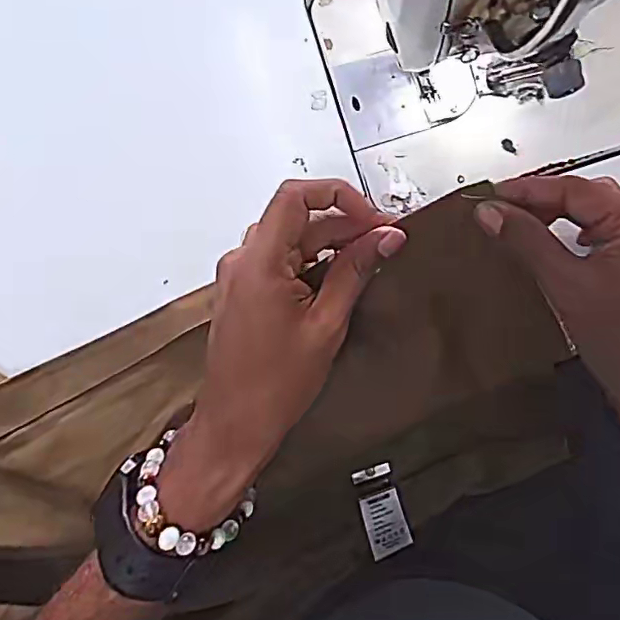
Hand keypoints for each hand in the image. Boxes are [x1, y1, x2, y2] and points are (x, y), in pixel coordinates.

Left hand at [158, 180, 405, 529]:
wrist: (236, 424)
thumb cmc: (269, 387)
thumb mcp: (327, 324)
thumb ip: (354, 272)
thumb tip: (382, 239)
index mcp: (259, 263)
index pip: (295, 197)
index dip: (338, 196)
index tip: (369, 215)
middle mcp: (243, 261)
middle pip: (299, 218)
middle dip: (345, 223)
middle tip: (383, 237)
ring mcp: (241, 274)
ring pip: (293, 237)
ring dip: (331, 242)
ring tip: (368, 258)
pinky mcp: (245, 287)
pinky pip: (283, 258)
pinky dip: (313, 260)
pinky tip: (341, 276)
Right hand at [474, 176, 619, 439]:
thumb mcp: (567, 286)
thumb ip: (527, 241)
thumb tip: (494, 212)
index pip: (575, 189)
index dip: (528, 190)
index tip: (494, 195)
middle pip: (584, 197)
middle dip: (539, 200)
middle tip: (499, 209)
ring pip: (590, 214)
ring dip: (553, 216)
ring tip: (517, 223)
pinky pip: (599, 233)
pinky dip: (569, 233)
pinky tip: (546, 243)